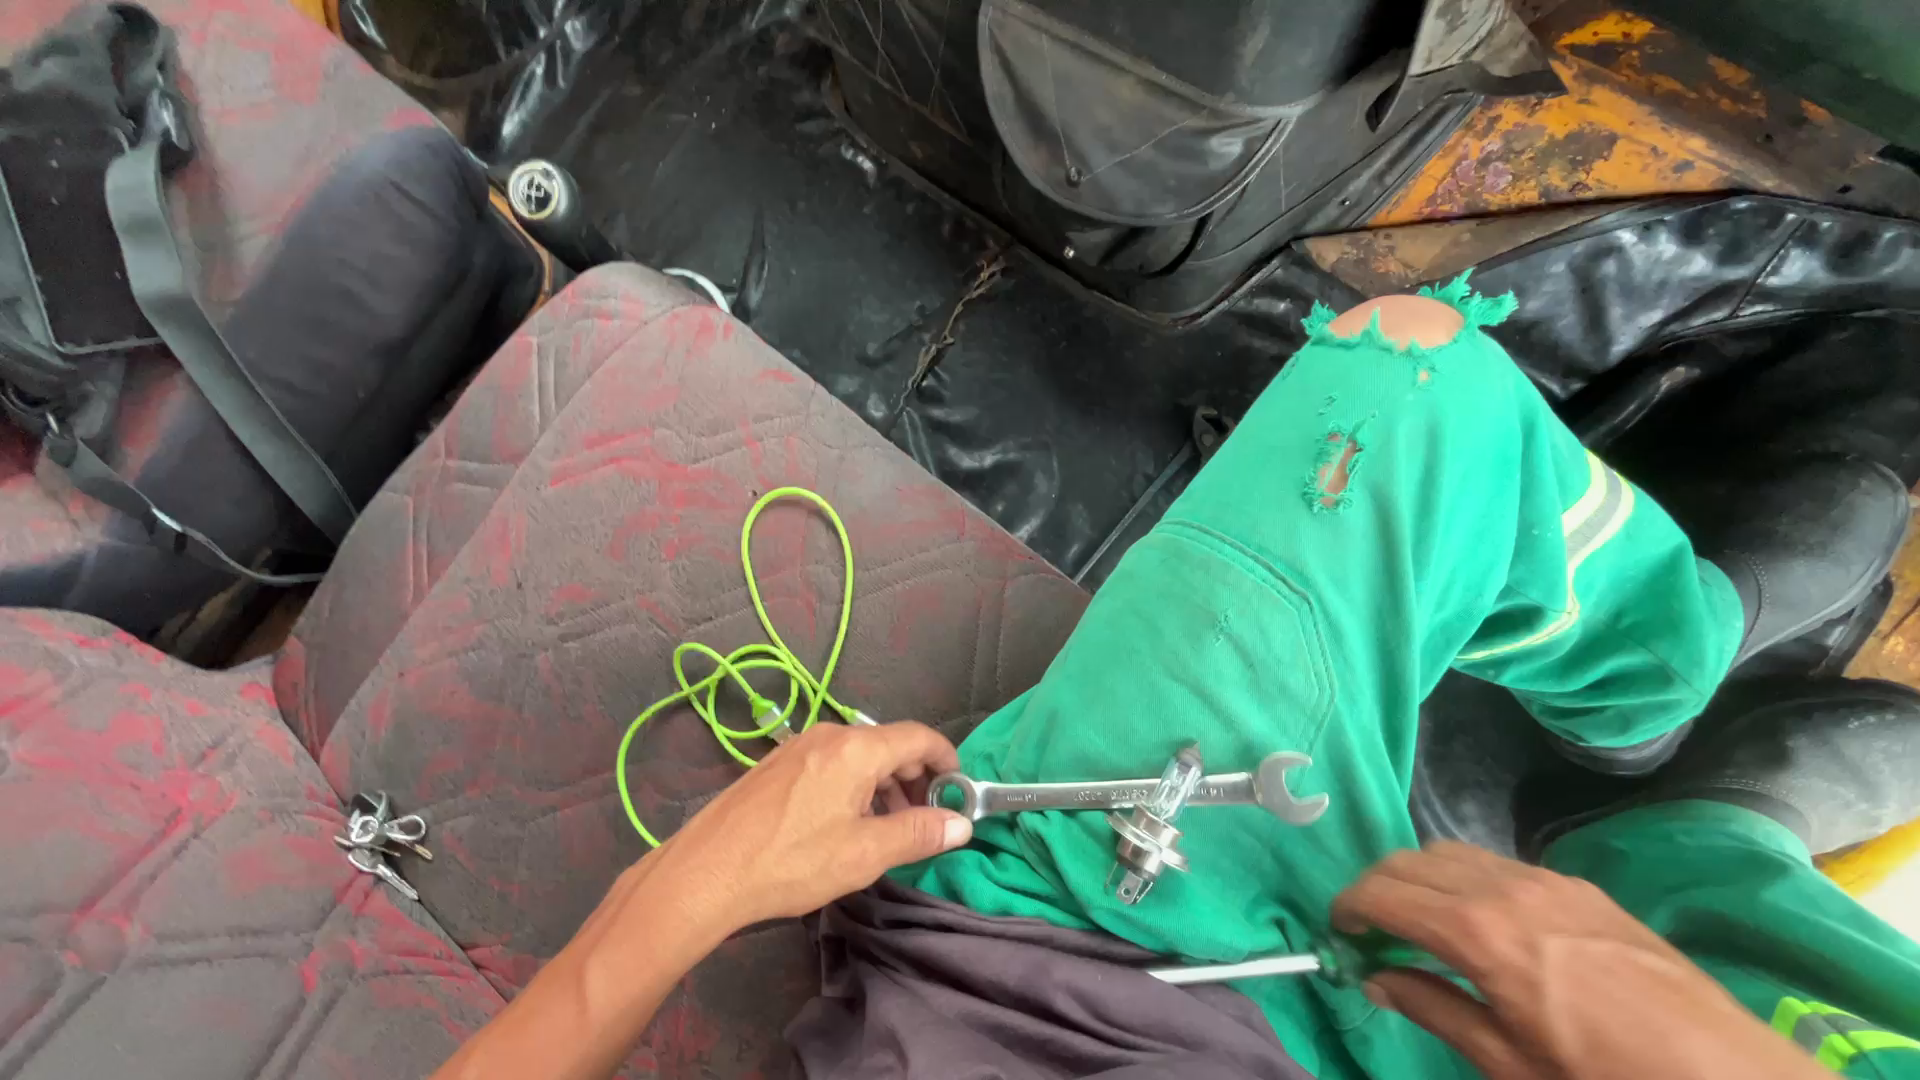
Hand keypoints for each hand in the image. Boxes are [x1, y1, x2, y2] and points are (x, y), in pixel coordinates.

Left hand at [648, 721, 972, 934]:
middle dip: (916, 777)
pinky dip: (855, 784)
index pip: (919, 737)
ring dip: (885, 785)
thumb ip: (918, 833)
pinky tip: (846, 823)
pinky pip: (833, 762)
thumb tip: (962, 824)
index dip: (947, 760)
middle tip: (925, 819)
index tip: (959, 792)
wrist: (705, 872)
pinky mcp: (778, 763)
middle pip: (890, 743)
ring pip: (860, 755)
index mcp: (856, 748)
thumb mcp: (864, 854)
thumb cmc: (791, 862)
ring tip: (887, 828)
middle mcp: (829, 734)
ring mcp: (799, 746)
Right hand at [1332, 841, 1825, 1079]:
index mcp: (1478, 933)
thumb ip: (1433, 1010)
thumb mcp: (1511, 1065)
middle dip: (1375, 888)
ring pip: (1448, 851)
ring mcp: (1543, 879)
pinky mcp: (1576, 884)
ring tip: (1421, 921)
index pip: (1383, 895)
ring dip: (1417, 877)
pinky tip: (1480, 920)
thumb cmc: (1607, 1079)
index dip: (1349, 908)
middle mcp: (1502, 887)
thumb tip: (1377, 980)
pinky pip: (1494, 861)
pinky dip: (1461, 877)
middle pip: (1407, 861)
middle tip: (1372, 931)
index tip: (1339, 932)